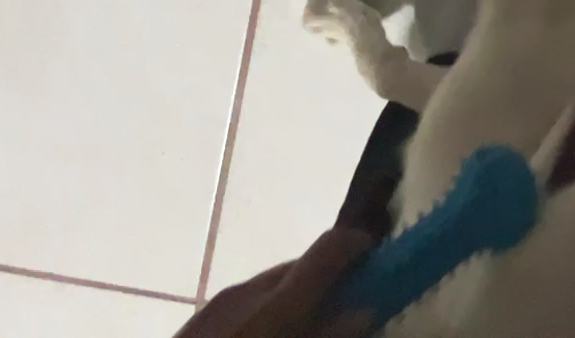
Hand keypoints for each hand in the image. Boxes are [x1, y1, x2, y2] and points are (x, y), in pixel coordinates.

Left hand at [172, 228, 374, 337]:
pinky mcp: (193, 325)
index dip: (360, 245)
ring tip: (302, 331)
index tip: (380, 262)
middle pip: (301, 266)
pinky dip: (263, 318)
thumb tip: (363, 308)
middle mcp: (246, 292)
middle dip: (328, 282)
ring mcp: (214, 307)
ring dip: (294, 302)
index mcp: (277, 306)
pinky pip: (242, 307)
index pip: (331, 246)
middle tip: (345, 312)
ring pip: (270, 287)